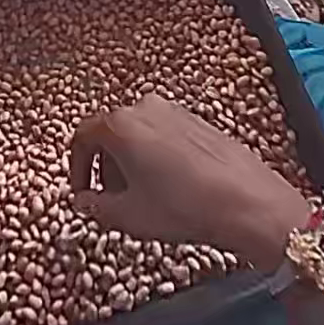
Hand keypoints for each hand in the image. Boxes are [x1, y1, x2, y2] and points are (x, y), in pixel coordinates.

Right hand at [68, 93, 309, 270]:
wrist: (246, 201)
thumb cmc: (183, 206)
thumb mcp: (128, 216)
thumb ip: (94, 207)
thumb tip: (82, 201)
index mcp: (121, 124)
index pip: (82, 137)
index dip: (77, 168)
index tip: (82, 194)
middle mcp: (145, 107)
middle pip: (110, 132)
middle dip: (105, 167)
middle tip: (111, 200)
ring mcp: (174, 111)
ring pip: (138, 132)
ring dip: (131, 161)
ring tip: (143, 196)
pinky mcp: (197, 119)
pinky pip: (163, 133)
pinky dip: (156, 155)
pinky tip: (171, 185)